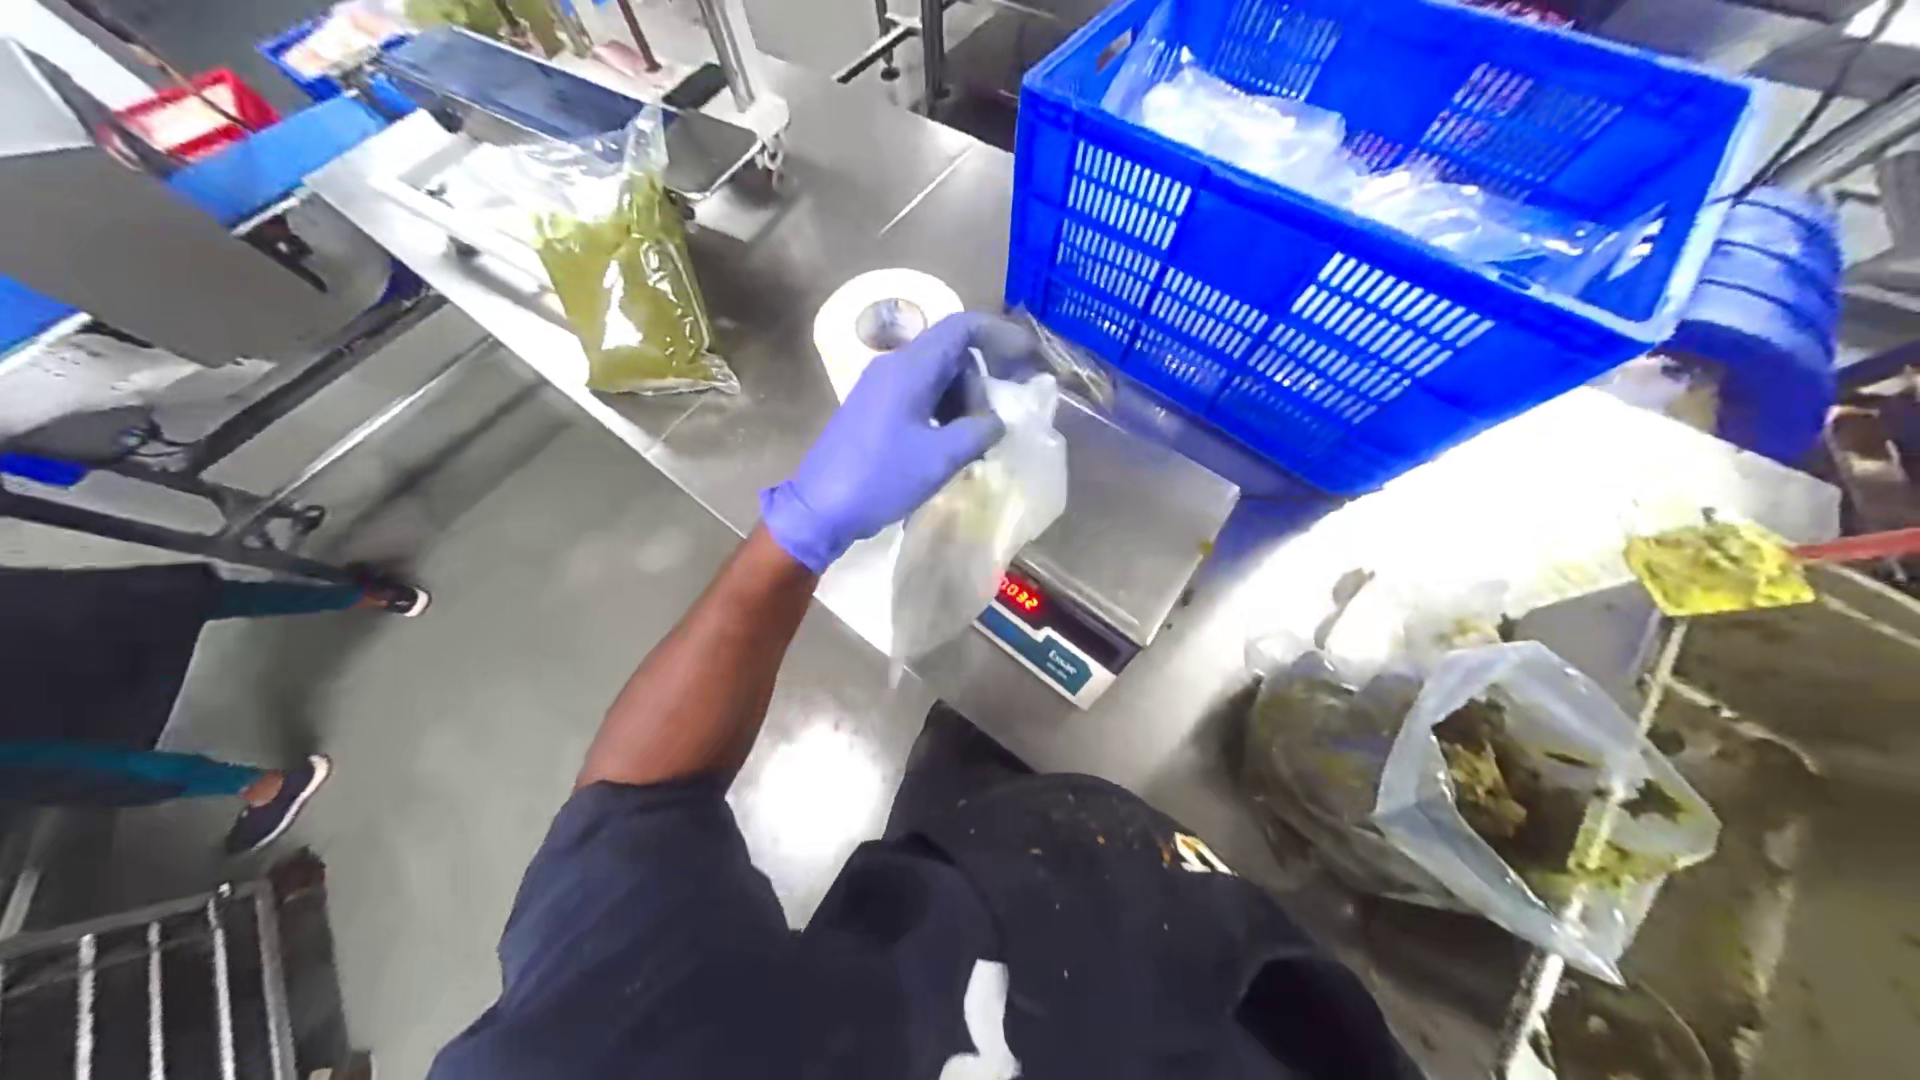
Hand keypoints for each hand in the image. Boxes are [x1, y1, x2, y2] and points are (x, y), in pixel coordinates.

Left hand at [760, 313, 1036, 572]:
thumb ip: (979, 431)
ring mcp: (881, 389)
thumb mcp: (941, 457)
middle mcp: (894, 368)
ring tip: (974, 443)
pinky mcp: (875, 411)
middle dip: (981, 382)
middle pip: (951, 354)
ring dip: (963, 403)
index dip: (999, 334)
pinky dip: (943, 414)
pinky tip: (950, 447)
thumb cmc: (881, 478)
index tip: (1027, 356)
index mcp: (910, 368)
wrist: (821, 509)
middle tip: (992, 423)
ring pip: (936, 379)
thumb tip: (996, 421)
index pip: (961, 328)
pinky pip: (919, 398)